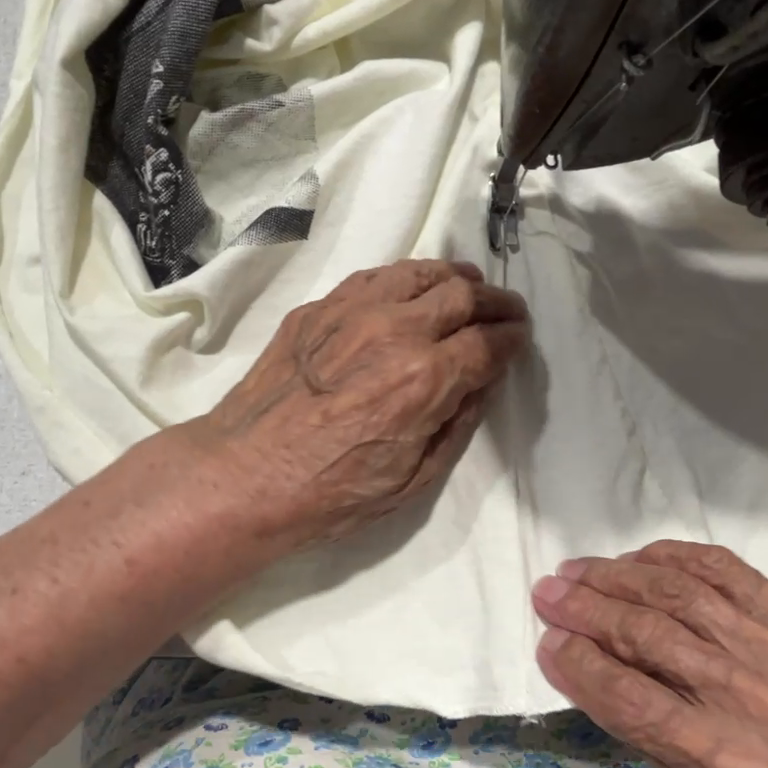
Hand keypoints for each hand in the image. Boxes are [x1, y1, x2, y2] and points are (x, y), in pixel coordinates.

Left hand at [191, 259, 528, 548]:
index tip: (521, 338)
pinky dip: (405, 278)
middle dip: (496, 301)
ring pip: (419, 273)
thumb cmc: (333, 494)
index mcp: (425, 380)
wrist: (245, 475)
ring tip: (467, 286)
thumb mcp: (413, 480)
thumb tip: (480, 385)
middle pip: (462, 295)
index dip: (513, 338)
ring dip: (454, 277)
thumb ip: (456, 425)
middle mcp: (395, 331)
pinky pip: (374, 277)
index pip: (488, 343)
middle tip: (506, 309)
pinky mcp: (318, 309)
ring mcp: (352, 313)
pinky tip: (410, 290)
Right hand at [531, 540, 767, 767]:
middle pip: (653, 638)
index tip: (546, 642)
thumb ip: (641, 728)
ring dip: (616, 578)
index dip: (582, 667)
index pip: (635, 702)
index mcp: (733, 762)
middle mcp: (760, 701)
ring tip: (574, 572)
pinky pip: (722, 570)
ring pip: (680, 596)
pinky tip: (632, 560)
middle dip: (587, 610)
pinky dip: (668, 559)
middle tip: (545, 594)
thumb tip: (578, 664)